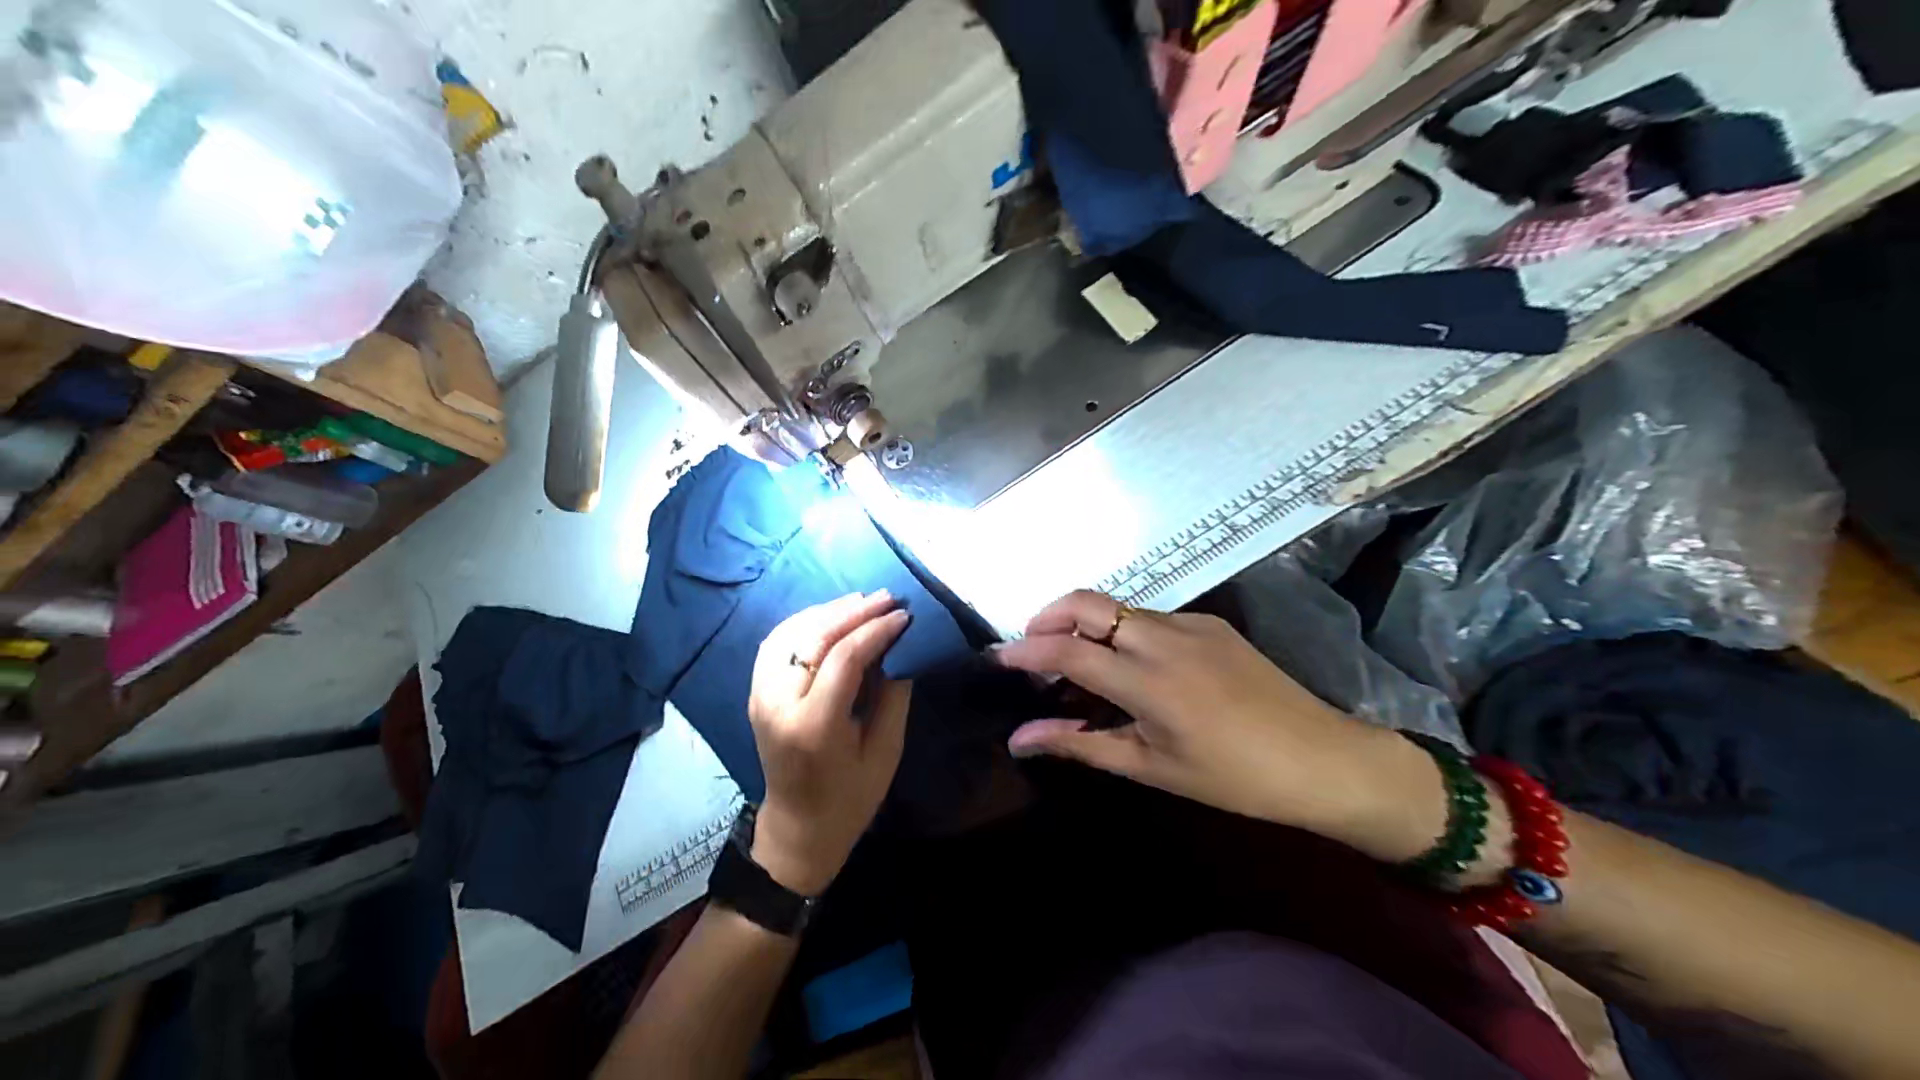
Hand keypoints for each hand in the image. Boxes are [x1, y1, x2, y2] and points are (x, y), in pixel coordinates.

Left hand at [747, 592, 912, 894]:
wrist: (799, 825)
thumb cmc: (851, 796)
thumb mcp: (886, 751)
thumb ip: (893, 694)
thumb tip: (899, 645)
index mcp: (813, 726)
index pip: (844, 658)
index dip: (876, 630)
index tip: (904, 616)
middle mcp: (778, 704)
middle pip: (813, 637)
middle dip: (854, 611)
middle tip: (888, 598)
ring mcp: (760, 696)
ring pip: (790, 632)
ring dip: (828, 611)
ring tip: (863, 602)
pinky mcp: (756, 692)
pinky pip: (776, 642)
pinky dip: (804, 622)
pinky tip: (830, 616)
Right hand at [992, 590, 1447, 862]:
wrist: (1324, 759)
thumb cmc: (1233, 778)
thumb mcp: (1150, 768)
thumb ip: (1080, 745)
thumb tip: (1019, 739)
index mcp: (1149, 682)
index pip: (1068, 651)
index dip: (1025, 651)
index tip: (997, 657)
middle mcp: (1164, 638)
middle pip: (1086, 602)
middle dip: (1047, 615)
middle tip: (1031, 649)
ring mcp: (1190, 623)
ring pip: (1116, 606)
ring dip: (1083, 622)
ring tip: (1074, 661)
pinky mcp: (1210, 621)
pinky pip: (1148, 615)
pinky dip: (1120, 628)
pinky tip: (1127, 664)